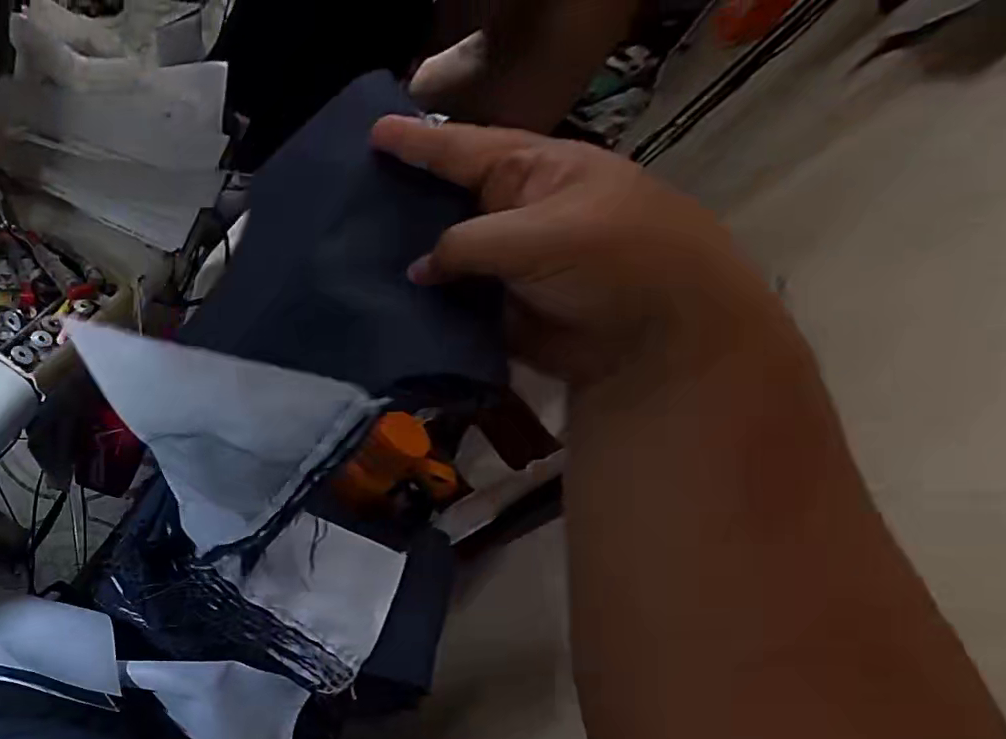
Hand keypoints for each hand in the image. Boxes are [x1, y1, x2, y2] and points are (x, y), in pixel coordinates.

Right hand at [371, 116, 793, 387]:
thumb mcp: (542, 235)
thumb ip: (468, 244)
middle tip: (351, 194)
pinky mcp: (492, 311)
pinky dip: (417, 304)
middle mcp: (513, 215)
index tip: (374, 131)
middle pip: (445, 201)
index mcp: (536, 173)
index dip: (420, 142)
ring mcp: (501, 266)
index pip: (466, 150)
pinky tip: (381, 301)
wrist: (653, 340)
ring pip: (440, 257)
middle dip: (403, 197)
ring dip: (403, 258)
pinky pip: (445, 303)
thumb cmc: (616, 262)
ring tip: (352, 251)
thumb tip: (417, 271)